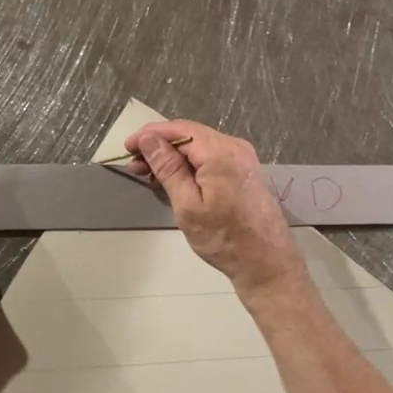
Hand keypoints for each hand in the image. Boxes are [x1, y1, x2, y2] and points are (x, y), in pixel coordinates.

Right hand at [123, 120, 307, 296]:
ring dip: (173, 156)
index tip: (127, 147)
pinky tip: (174, 179)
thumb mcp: (188, 206)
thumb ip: (168, 168)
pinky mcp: (244, 171)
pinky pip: (211, 157)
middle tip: (134, 165)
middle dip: (159, 146)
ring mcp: (243, 158)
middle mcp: (235, 147)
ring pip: (200, 146)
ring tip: (149, 174)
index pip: (179, 129)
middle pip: (190, 135)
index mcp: (221, 152)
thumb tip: (149, 140)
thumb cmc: (224, 238)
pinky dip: (190, 164)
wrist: (266, 262)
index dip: (150, 134)